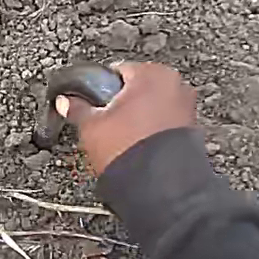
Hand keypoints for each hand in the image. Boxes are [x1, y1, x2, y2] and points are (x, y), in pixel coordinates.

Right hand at [56, 61, 198, 174]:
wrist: (160, 186)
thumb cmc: (129, 149)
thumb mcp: (92, 126)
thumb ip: (77, 108)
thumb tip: (66, 101)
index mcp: (152, 73)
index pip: (118, 71)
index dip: (100, 89)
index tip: (93, 105)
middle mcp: (175, 84)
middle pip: (138, 89)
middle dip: (122, 105)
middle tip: (106, 126)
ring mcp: (187, 108)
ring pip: (152, 108)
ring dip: (138, 119)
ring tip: (121, 141)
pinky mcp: (193, 131)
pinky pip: (165, 125)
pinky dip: (152, 133)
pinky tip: (138, 148)